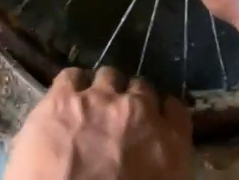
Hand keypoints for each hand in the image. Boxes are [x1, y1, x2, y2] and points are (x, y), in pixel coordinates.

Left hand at [2, 67, 191, 179]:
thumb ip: (168, 161)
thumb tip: (159, 155)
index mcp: (169, 142)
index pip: (175, 110)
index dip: (164, 113)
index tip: (156, 120)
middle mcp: (137, 110)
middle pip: (141, 88)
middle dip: (133, 100)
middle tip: (121, 118)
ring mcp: (98, 99)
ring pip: (108, 77)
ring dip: (105, 90)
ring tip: (94, 107)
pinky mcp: (63, 99)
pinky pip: (72, 77)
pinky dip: (73, 85)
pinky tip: (68, 101)